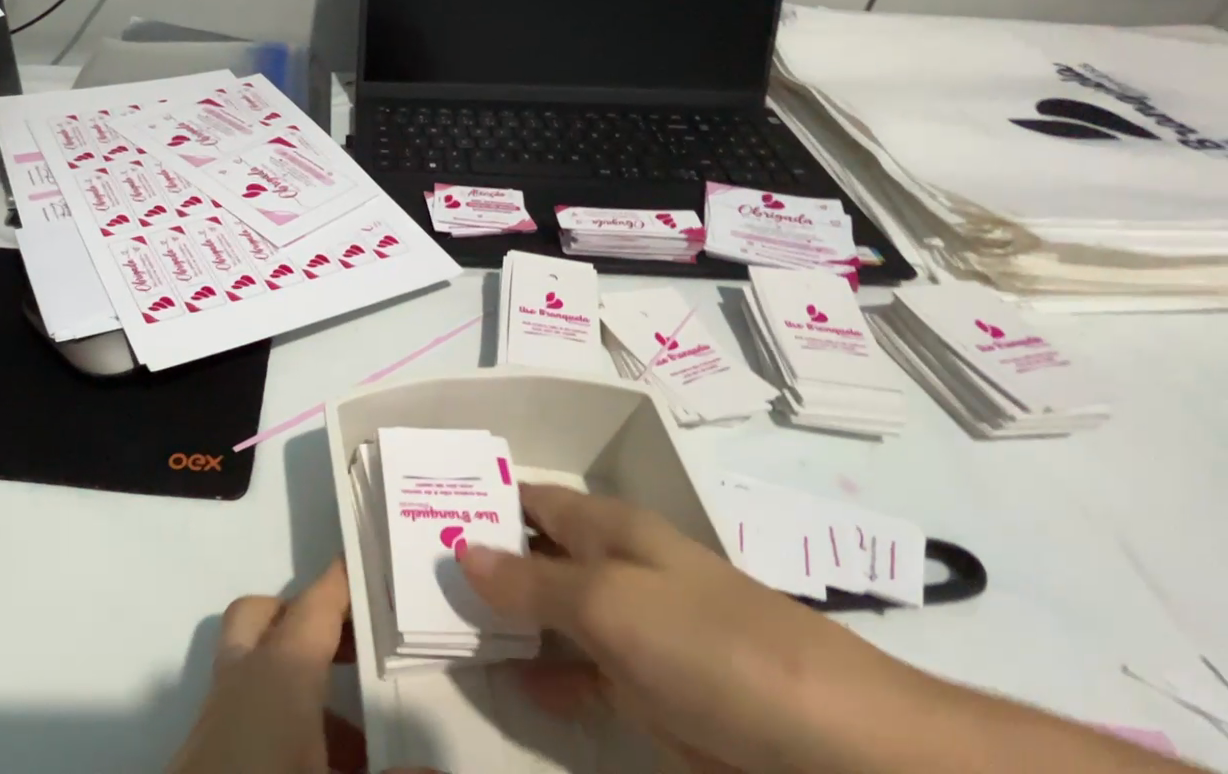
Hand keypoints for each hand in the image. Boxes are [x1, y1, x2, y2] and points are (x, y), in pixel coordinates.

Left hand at [168, 561, 437, 773]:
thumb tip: (439, 769)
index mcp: (279, 672)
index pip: (315, 604)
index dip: (343, 580)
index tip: (372, 558)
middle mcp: (243, 678)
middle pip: (267, 616)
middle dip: (310, 619)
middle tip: (361, 642)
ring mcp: (218, 713)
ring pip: (255, 665)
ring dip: (300, 676)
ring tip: (360, 725)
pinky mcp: (207, 748)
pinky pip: (248, 709)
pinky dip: (283, 716)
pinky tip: (325, 760)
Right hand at [458, 485, 918, 773]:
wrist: (828, 740)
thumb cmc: (708, 645)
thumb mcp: (607, 602)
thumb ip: (530, 580)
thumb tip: (460, 548)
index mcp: (608, 528)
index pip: (529, 499)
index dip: (480, 499)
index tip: (419, 509)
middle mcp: (614, 569)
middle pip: (533, 555)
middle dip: (479, 561)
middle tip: (410, 575)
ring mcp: (630, 629)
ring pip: (549, 614)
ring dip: (503, 620)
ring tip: (438, 627)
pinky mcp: (645, 685)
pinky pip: (576, 669)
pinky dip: (540, 673)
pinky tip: (505, 681)